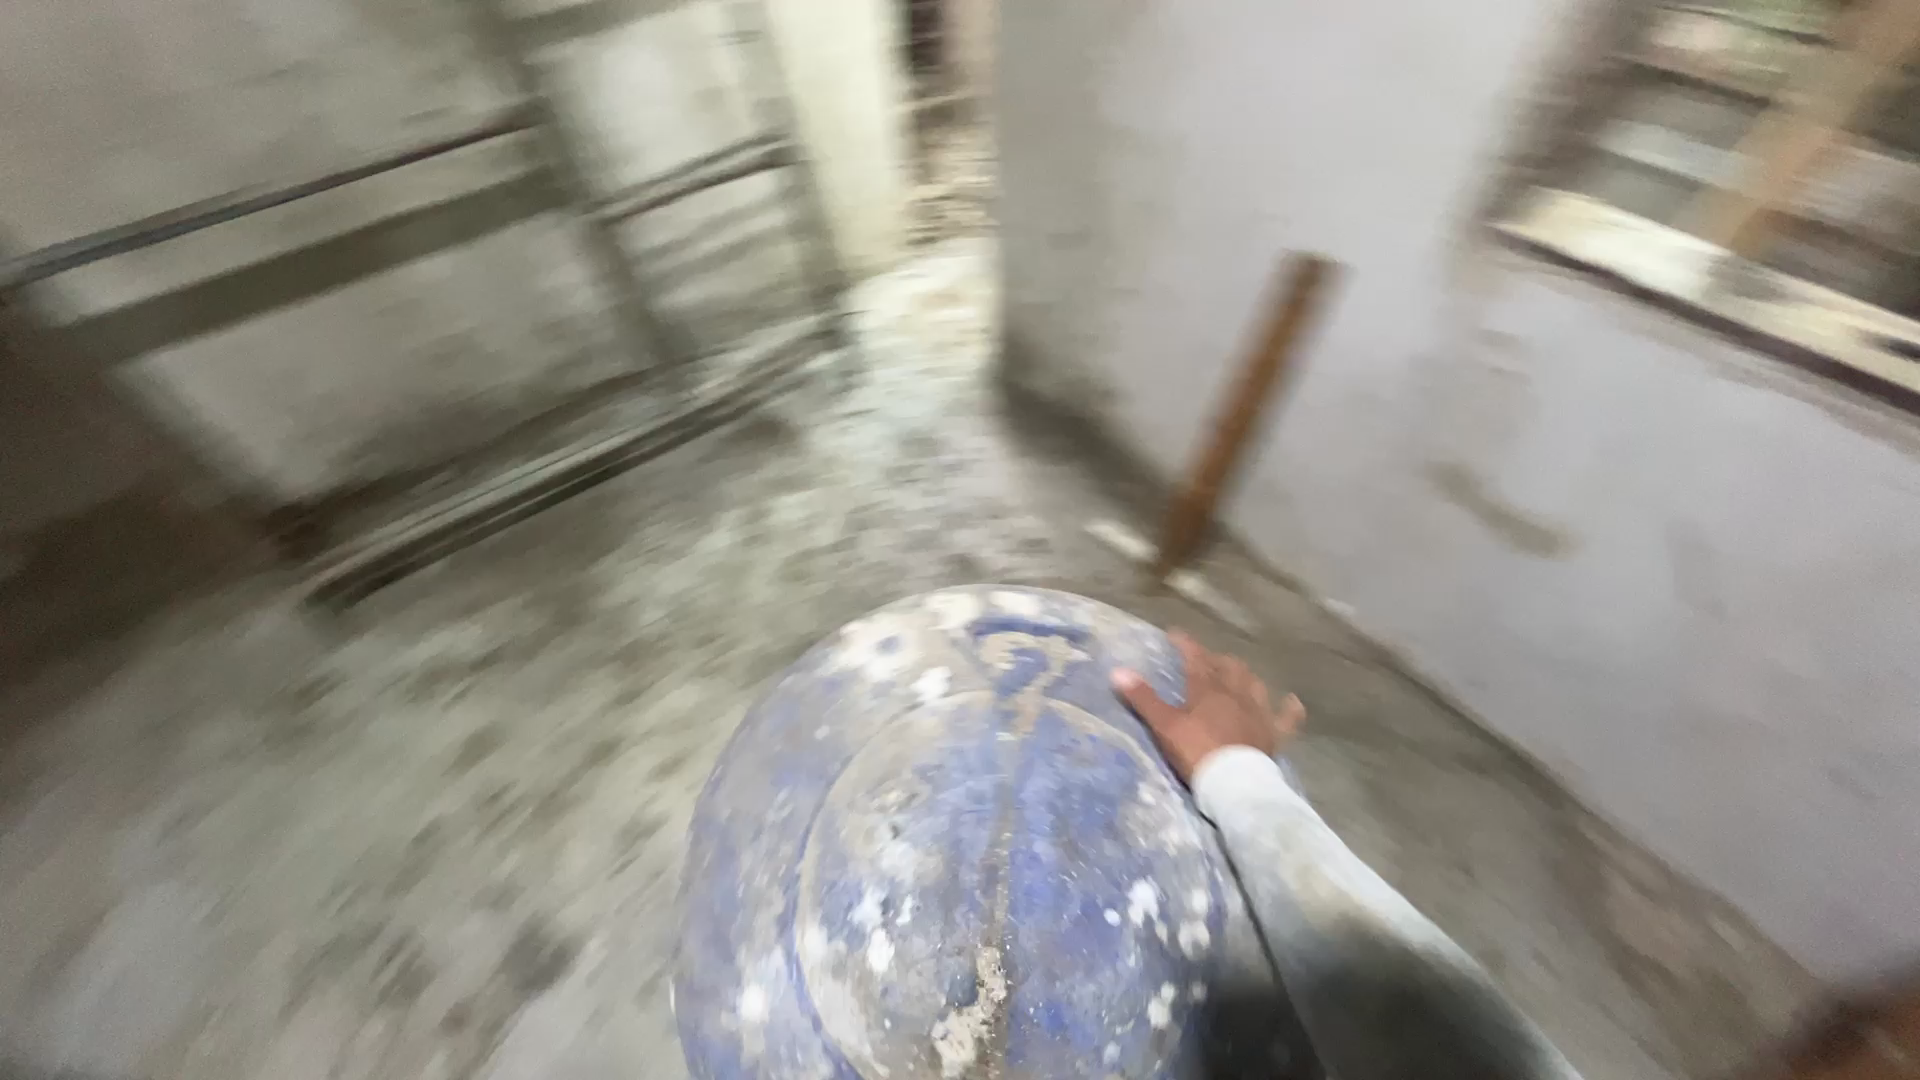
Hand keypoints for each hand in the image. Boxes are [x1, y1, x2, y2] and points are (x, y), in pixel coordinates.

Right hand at [1111, 630, 1304, 784]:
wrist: (1234, 785)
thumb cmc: (1197, 752)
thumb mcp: (1164, 726)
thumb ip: (1143, 698)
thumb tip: (1118, 671)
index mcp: (1207, 690)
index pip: (1195, 658)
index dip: (1186, 644)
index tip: (1175, 634)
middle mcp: (1235, 694)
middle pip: (1228, 668)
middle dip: (1216, 660)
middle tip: (1204, 660)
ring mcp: (1258, 714)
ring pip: (1254, 685)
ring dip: (1245, 676)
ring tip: (1237, 673)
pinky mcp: (1273, 735)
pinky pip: (1286, 718)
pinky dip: (1289, 708)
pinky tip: (1292, 701)